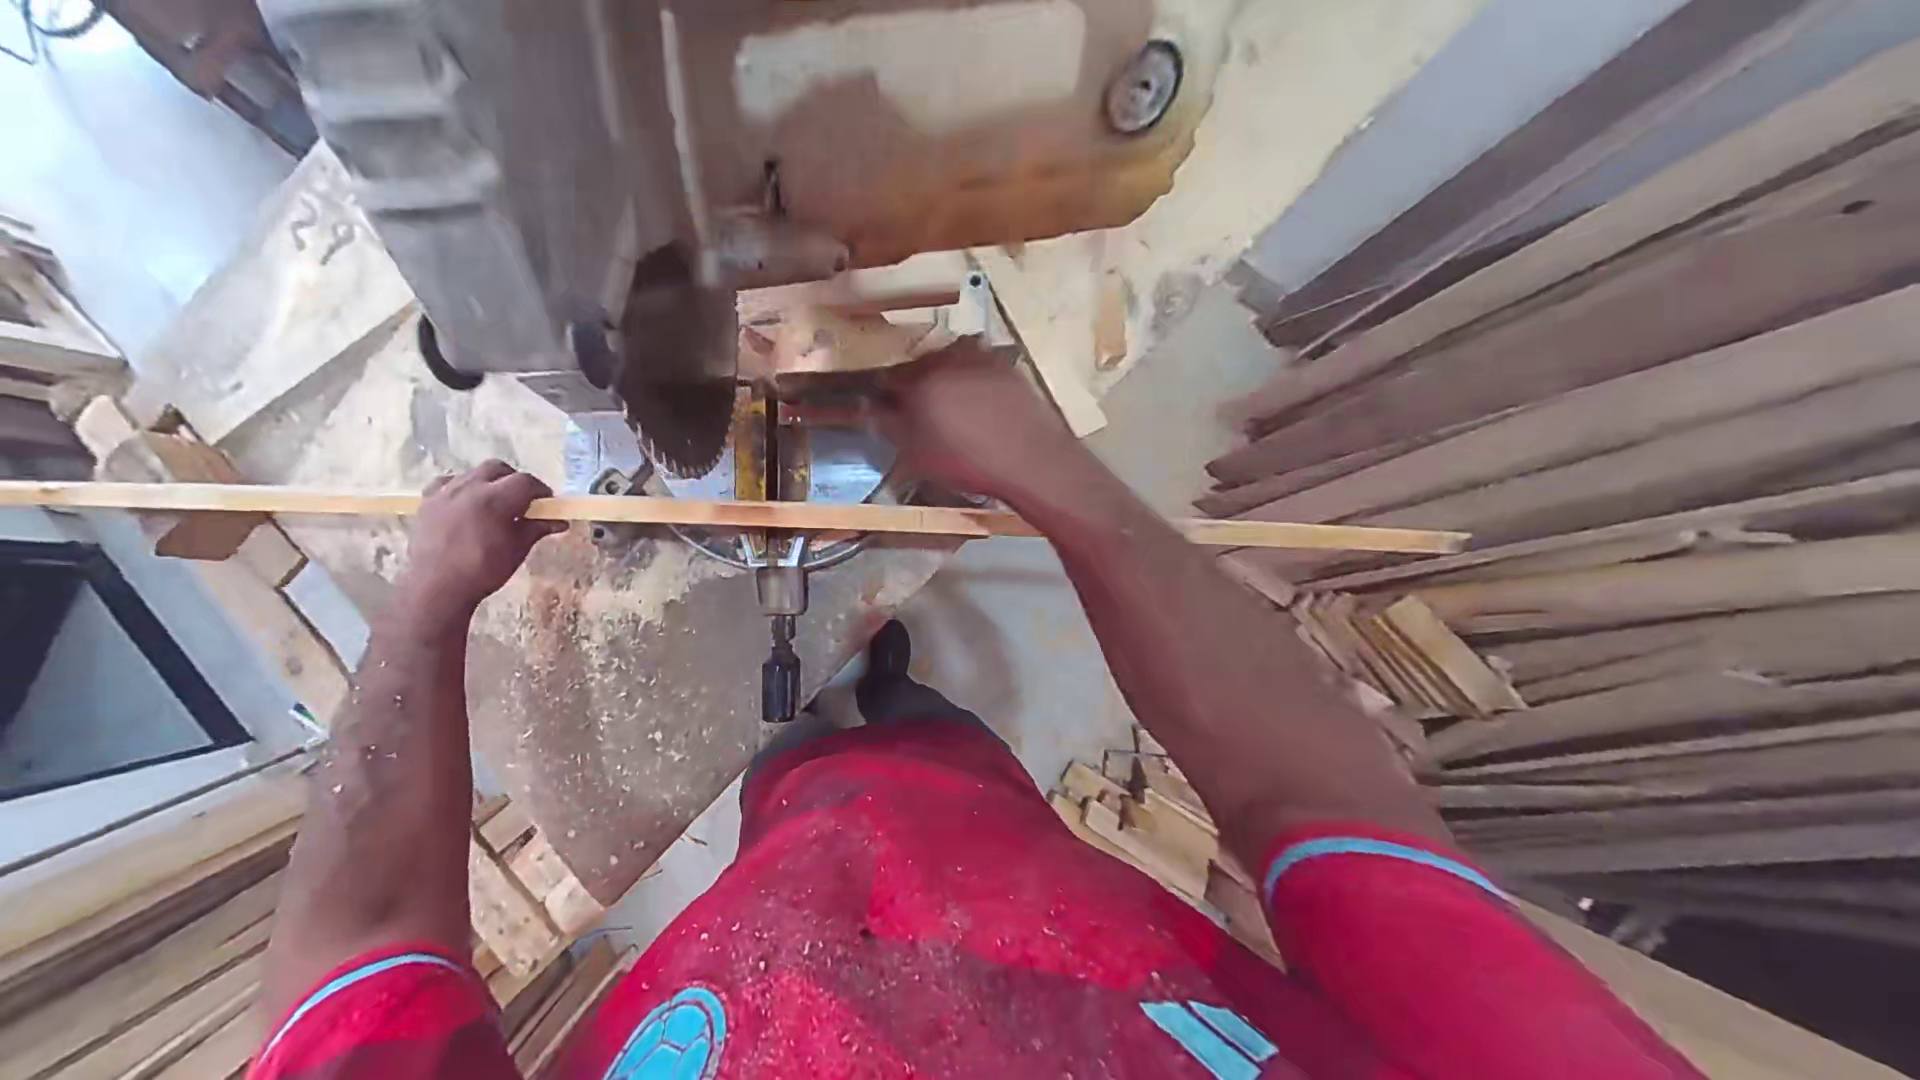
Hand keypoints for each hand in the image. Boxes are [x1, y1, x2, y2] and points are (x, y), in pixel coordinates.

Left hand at [398, 461, 564, 627]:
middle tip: (522, 500)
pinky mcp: (427, 502)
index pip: (526, 481)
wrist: (438, 587)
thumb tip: (560, 522)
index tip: (547, 504)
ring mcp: (444, 493)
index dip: (541, 490)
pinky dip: (461, 488)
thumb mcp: (518, 548)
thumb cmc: (485, 569)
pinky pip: (447, 483)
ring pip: (473, 473)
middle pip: (498, 469)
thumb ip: (538, 528)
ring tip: (495, 504)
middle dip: (514, 480)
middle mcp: (469, 488)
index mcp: (495, 499)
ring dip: (489, 483)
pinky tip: (467, 504)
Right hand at [876, 341, 1092, 503]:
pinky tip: (977, 408)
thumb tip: (866, 407)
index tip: (883, 409)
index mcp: (918, 377)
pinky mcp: (1006, 367)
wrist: (1033, 460)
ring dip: (943, 381)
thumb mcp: (918, 452)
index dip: (881, 395)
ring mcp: (980, 357)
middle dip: (913, 385)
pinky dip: (971, 383)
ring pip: (949, 364)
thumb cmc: (969, 461)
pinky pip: (977, 370)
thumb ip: (888, 425)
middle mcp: (947, 357)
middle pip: (918, 366)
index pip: (886, 378)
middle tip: (917, 413)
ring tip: (949, 411)